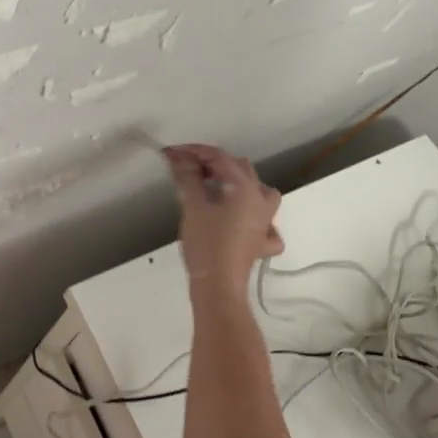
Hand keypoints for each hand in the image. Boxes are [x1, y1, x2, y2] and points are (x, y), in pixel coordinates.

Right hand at [162, 144, 282, 293]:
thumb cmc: (206, 243)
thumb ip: (187, 177)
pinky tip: (243, 221)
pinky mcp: (262, 241)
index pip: (219, 158)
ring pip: (260, 191)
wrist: (219, 286)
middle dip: (214, 164)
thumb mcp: (193, 206)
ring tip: (217, 187)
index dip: (195, 151)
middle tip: (187, 168)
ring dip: (238, 183)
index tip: (172, 153)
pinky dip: (254, 216)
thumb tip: (178, 157)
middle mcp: (261, 199)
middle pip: (240, 169)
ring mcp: (265, 221)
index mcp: (245, 187)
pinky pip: (265, 222)